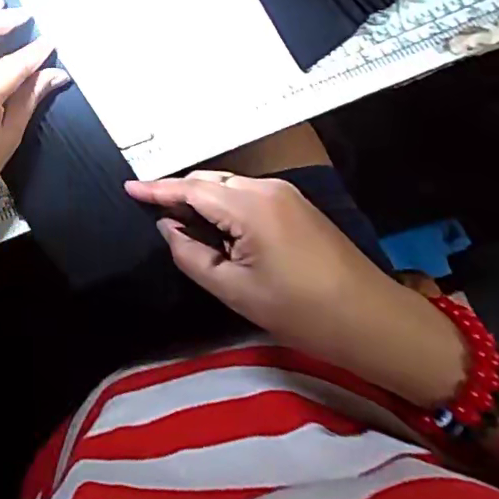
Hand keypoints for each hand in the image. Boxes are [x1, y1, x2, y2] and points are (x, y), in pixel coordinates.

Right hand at [126, 173, 467, 405]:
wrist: (369, 317)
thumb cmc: (299, 309)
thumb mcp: (235, 289)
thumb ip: (192, 254)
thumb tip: (169, 228)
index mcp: (249, 206)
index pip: (191, 189)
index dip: (157, 189)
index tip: (129, 187)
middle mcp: (267, 188)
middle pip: (210, 181)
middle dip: (179, 192)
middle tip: (152, 211)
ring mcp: (285, 194)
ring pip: (229, 187)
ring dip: (202, 199)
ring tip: (179, 221)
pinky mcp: (296, 204)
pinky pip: (248, 195)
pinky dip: (224, 205)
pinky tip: (215, 226)